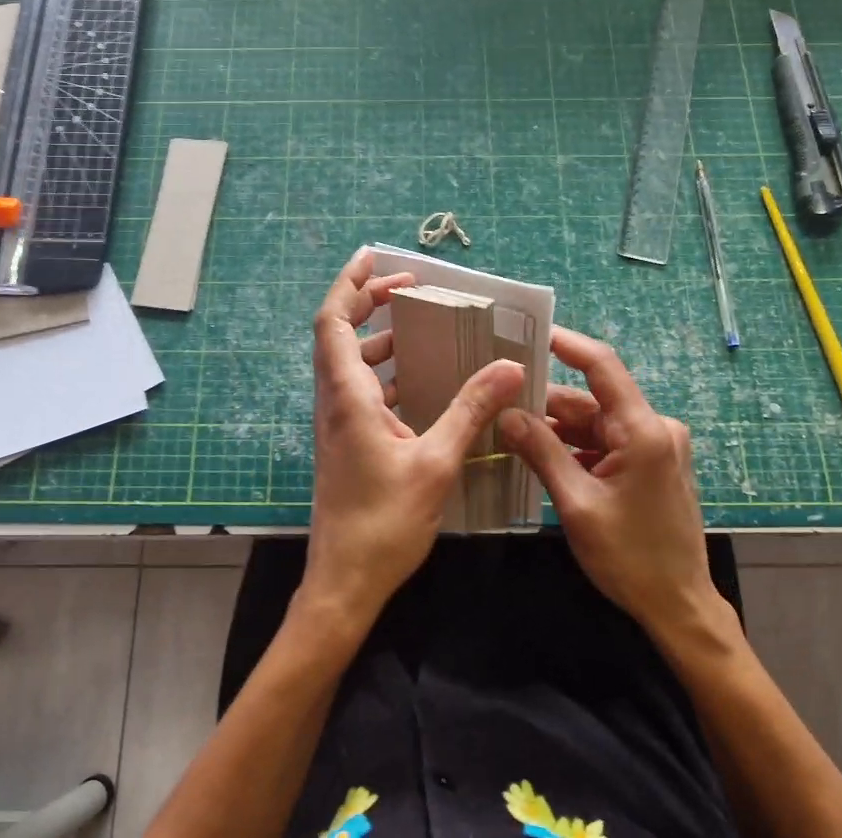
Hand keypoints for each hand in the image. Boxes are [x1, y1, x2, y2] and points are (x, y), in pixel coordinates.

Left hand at [303, 250, 524, 627]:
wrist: (345, 582)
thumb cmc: (385, 523)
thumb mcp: (437, 462)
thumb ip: (471, 410)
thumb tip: (509, 367)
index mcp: (347, 397)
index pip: (333, 321)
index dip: (350, 284)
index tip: (378, 260)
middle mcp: (334, 403)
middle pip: (338, 334)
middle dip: (368, 301)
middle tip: (410, 288)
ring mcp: (338, 425)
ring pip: (349, 364)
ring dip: (378, 338)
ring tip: (421, 328)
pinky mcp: (347, 444)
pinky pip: (361, 391)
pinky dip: (385, 373)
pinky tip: (420, 384)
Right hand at [497, 327, 734, 640]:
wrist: (678, 604)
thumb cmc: (629, 557)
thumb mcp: (577, 504)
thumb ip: (541, 452)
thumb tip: (507, 415)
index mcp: (644, 431)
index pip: (602, 367)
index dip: (567, 344)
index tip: (532, 332)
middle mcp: (657, 429)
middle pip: (592, 402)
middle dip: (548, 407)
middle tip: (500, 407)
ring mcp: (658, 447)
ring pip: (597, 425)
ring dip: (559, 432)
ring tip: (513, 438)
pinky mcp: (654, 465)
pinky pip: (607, 445)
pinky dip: (577, 450)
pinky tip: (544, 460)